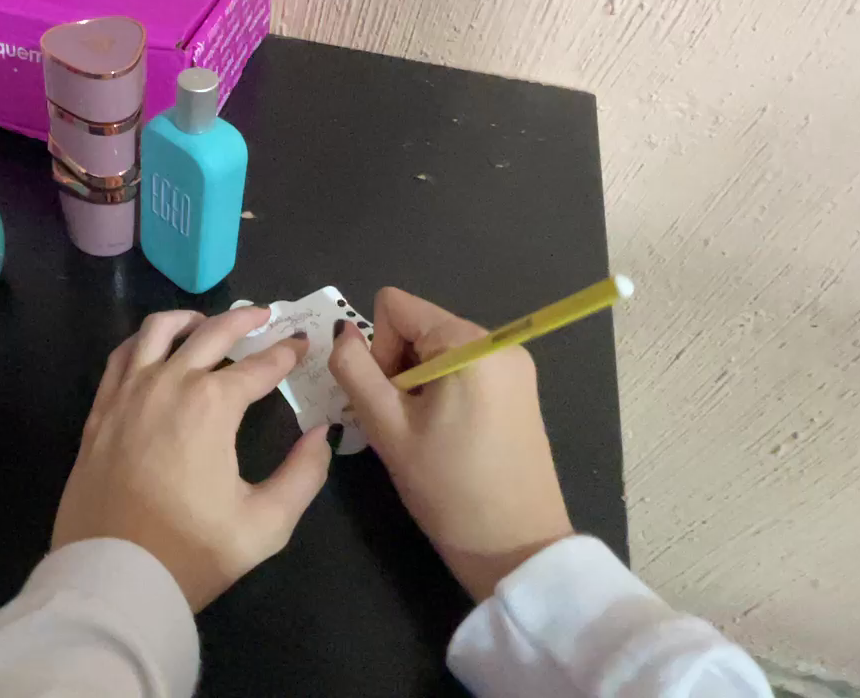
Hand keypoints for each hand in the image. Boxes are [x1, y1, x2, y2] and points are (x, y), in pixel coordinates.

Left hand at [53, 307, 333, 610]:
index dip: (286, 354)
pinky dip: (145, 339)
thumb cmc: (190, 552)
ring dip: (190, 319)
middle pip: (211, 332)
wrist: (112, 576)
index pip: (259, 367)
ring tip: (208, 322)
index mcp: (212, 405)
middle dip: (244, 320)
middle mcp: (169, 382)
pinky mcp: (102, 406)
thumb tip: (322, 434)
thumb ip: (303, 476)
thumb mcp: (264, 524)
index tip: (302, 344)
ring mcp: (129, 390)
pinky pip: (123, 354)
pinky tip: (155, 348)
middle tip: (266, 316)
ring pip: (159, 329)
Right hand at [329, 288, 572, 600]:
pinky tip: (445, 434)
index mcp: (469, 343)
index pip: (394, 306)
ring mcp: (513, 366)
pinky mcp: (518, 390)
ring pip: (433, 349)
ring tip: (425, 432)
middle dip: (397, 366)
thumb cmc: (447, 487)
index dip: (378, 349)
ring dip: (415, 383)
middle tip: (404, 422)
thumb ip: (353, 368)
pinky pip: (459, 367)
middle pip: (416, 325)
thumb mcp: (385, 426)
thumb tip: (341, 331)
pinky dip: (439, 391)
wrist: (517, 552)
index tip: (391, 399)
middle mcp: (497, 343)